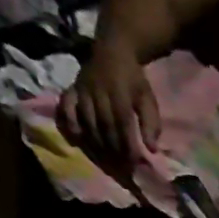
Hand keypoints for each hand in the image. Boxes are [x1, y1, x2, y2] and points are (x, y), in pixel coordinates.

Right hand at [58, 41, 158, 166]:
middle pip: (104, 125)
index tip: (133, 162)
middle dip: (112, 148)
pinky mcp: (72, 88)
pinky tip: (76, 139)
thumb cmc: (134, 80)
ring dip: (95, 142)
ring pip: (86, 120)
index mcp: (119, 94)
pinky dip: (70, 123)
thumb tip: (152, 149)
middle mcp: (98, 92)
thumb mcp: (148, 99)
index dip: (127, 144)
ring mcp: (83, 90)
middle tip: (119, 166)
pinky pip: (66, 106)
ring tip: (104, 159)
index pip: (123, 124)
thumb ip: (151, 123)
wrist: (112, 51)